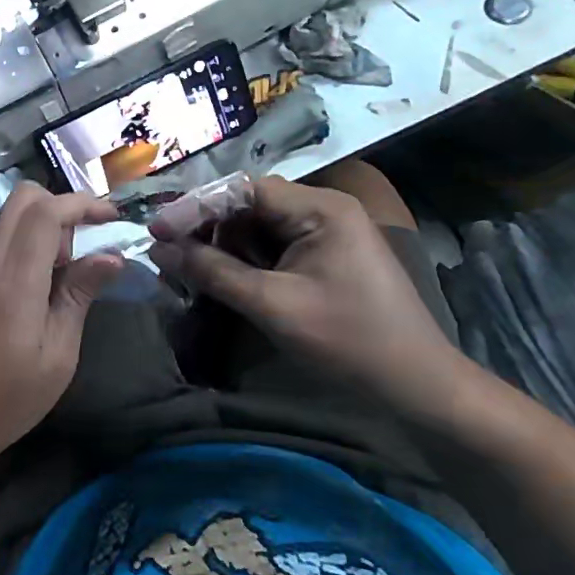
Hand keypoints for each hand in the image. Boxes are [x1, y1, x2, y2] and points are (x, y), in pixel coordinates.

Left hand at [0, 182, 122, 485]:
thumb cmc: (6, 399)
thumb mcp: (58, 354)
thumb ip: (80, 295)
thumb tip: (111, 255)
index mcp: (14, 279)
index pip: (47, 211)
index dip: (83, 204)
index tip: (113, 218)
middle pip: (24, 198)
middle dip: (62, 207)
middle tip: (82, 249)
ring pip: (8, 216)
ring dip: (42, 224)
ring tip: (63, 271)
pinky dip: (24, 240)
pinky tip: (36, 283)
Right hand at [148, 176, 460, 399]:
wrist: (417, 384)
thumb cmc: (348, 341)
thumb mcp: (273, 305)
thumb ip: (214, 272)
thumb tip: (159, 249)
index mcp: (320, 208)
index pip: (244, 190)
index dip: (197, 208)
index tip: (157, 231)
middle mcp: (324, 208)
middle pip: (251, 205)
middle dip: (209, 229)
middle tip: (170, 256)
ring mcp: (328, 232)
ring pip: (260, 227)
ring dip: (225, 247)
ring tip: (191, 271)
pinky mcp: (327, 255)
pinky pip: (277, 247)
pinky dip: (248, 262)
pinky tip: (225, 280)